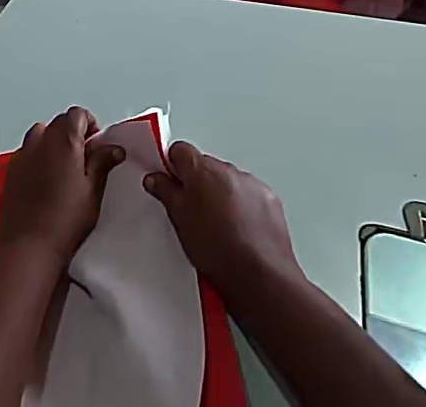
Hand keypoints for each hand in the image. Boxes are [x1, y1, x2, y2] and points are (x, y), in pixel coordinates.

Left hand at [0, 107, 125, 263]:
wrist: (30, 246)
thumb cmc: (66, 220)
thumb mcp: (93, 191)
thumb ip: (102, 163)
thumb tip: (113, 148)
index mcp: (64, 141)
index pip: (76, 114)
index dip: (89, 124)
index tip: (96, 142)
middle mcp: (41, 141)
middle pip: (58, 121)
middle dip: (73, 131)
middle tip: (84, 155)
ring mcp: (23, 154)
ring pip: (40, 132)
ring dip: (53, 140)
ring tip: (64, 165)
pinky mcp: (11, 169)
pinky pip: (26, 150)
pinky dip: (37, 153)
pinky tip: (45, 177)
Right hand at [143, 142, 299, 293]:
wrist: (259, 276)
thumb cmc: (218, 249)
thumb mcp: (179, 220)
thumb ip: (165, 191)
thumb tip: (156, 179)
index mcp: (200, 169)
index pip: (180, 150)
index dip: (172, 165)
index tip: (170, 181)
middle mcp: (226, 170)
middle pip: (204, 165)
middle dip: (197, 183)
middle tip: (191, 211)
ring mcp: (250, 183)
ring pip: (227, 180)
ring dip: (221, 194)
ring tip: (217, 226)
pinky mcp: (269, 199)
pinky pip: (249, 194)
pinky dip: (243, 206)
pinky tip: (238, 230)